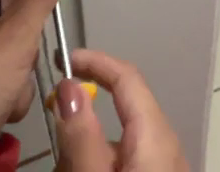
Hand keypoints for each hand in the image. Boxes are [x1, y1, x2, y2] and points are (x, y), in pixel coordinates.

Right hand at [54, 48, 187, 171]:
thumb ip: (82, 136)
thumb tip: (68, 87)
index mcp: (156, 134)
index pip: (127, 76)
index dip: (94, 61)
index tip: (61, 59)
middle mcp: (165, 145)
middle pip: (117, 114)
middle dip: (80, 122)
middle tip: (54, 138)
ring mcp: (163, 166)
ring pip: (115, 144)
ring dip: (84, 151)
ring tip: (65, 167)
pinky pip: (123, 162)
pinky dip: (98, 166)